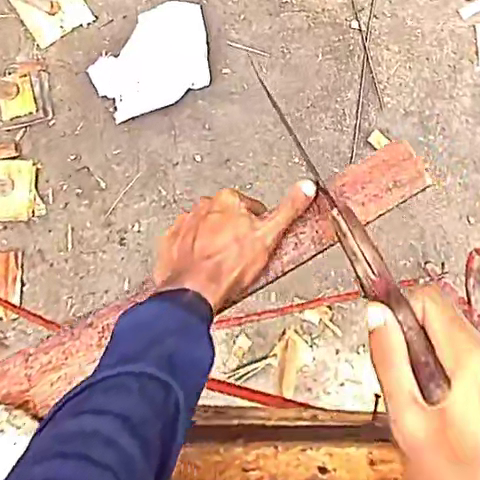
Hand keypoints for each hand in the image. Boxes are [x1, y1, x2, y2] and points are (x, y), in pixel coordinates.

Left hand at [151, 182, 314, 311]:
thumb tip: (307, 187)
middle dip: (235, 234)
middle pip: (228, 218)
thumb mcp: (269, 236)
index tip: (257, 245)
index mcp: (229, 199)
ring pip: (207, 230)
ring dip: (214, 243)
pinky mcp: (171, 242)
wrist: (191, 293)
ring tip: (222, 266)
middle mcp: (204, 206)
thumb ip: (289, 208)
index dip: (259, 230)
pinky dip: (194, 253)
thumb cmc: (229, 266)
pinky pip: (186, 243)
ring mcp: (185, 224)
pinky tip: (202, 267)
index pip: (252, 209)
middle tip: (241, 258)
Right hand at [368, 288, 479, 479]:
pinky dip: (442, 370)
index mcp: (471, 358)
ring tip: (419, 402)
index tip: (382, 331)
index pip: (428, 298)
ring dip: (425, 357)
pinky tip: (436, 408)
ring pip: (448, 335)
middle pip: (438, 315)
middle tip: (399, 381)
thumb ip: (390, 361)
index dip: (398, 311)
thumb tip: (377, 316)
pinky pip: (461, 355)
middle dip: (410, 338)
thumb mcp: (408, 421)